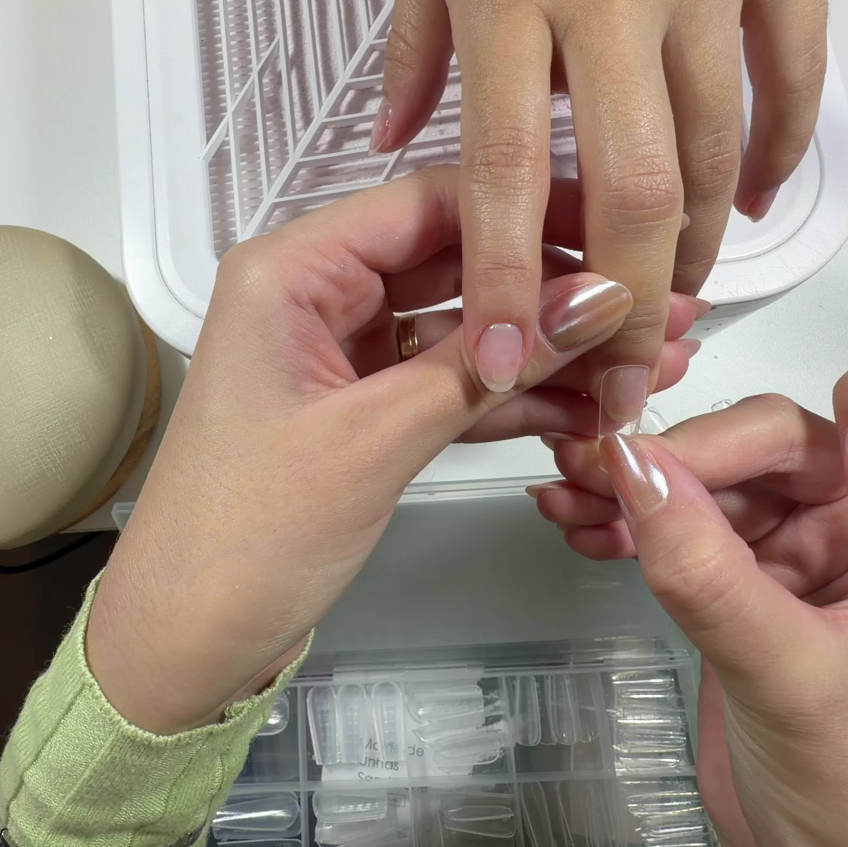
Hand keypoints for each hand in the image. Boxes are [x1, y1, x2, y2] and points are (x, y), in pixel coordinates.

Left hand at [86, 166, 704, 733]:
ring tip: (646, 365)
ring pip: (460, 330)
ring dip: (545, 353)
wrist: (191, 640)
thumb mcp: (377, 438)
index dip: (530, 213)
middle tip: (656, 311)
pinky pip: (446, 382)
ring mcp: (341, 351)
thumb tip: (601, 299)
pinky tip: (587, 408)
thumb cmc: (250, 535)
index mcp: (290, 270)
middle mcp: (314, 293)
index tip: (625, 231)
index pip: (427, 207)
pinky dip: (509, 398)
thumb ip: (492, 364)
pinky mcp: (360, 404)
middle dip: (553, 294)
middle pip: (453, 266)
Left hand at [378, 0, 826, 398]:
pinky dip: (782, 153)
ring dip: (698, 241)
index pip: (500, 174)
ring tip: (672, 296)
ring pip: (719, 146)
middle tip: (618, 368)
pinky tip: (757, 202)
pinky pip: (793, 71)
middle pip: (630, 186)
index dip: (503, 282)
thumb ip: (412, 49)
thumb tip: (393, 143)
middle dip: (626, 299)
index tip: (502, 357)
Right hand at [533, 327, 847, 846]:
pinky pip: (677, 504)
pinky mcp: (741, 558)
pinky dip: (626, 510)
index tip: (833, 449)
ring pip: (718, 459)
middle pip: (790, 425)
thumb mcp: (797, 683)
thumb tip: (640, 473)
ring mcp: (804, 533)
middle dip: (702, 449)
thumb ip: (712, 574)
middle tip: (624, 477)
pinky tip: (584, 525)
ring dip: (640, 473)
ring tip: (578, 491)